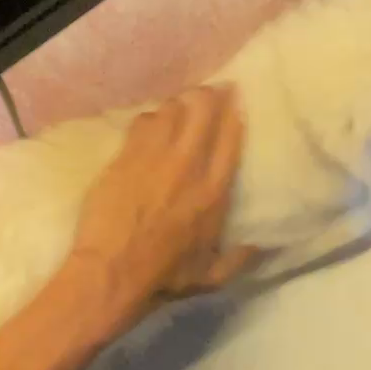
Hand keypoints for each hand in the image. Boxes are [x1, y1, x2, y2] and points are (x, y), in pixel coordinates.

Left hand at [69, 85, 259, 321]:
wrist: (112, 271)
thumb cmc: (163, 277)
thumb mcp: (210, 278)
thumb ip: (237, 260)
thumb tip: (258, 247)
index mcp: (213, 193)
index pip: (230, 139)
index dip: (234, 113)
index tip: (236, 99)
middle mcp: (187, 166)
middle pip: (202, 111)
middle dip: (209, 96)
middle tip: (210, 92)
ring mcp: (153, 157)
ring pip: (172, 110)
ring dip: (180, 104)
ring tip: (182, 105)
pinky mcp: (125, 157)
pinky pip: (142, 122)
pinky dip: (152, 118)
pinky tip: (152, 123)